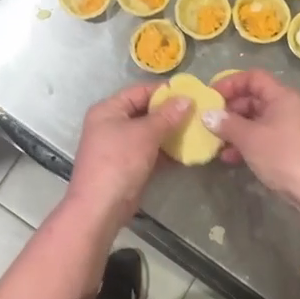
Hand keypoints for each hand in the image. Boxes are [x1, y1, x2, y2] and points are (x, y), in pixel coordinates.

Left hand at [63, 83, 193, 220]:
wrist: (101, 207)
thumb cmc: (119, 161)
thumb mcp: (144, 134)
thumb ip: (166, 116)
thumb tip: (186, 99)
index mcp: (108, 109)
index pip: (139, 91)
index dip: (164, 91)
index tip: (191, 93)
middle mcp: (111, 124)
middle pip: (144, 112)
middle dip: (170, 114)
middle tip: (198, 113)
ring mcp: (119, 147)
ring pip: (149, 134)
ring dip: (170, 133)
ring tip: (198, 131)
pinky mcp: (128, 166)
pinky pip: (150, 152)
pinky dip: (166, 151)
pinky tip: (187, 152)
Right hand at [206, 70, 299, 205]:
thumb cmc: (285, 157)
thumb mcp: (250, 139)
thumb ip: (227, 124)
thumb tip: (207, 114)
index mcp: (283, 96)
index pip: (253, 77)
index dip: (230, 83)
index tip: (210, 97)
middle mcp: (290, 107)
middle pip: (255, 98)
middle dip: (230, 109)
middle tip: (210, 123)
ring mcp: (293, 129)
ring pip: (258, 121)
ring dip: (236, 130)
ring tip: (217, 144)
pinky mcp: (294, 149)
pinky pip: (265, 138)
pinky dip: (248, 144)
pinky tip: (232, 159)